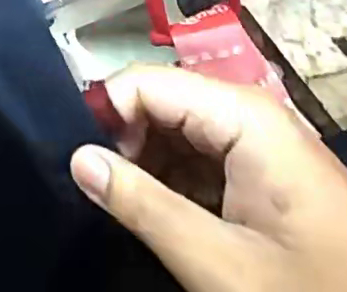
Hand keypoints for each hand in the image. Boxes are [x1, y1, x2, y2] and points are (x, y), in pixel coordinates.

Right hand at [70, 66, 346, 291]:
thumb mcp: (222, 265)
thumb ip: (143, 205)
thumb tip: (76, 157)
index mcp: (240, 113)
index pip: (144, 82)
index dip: (105, 114)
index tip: (82, 164)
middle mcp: (249, 112)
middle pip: (162, 102)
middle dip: (127, 141)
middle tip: (106, 195)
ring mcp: (263, 143)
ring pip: (181, 132)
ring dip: (151, 166)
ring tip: (134, 212)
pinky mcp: (271, 174)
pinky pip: (207, 159)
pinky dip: (179, 184)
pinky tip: (171, 222)